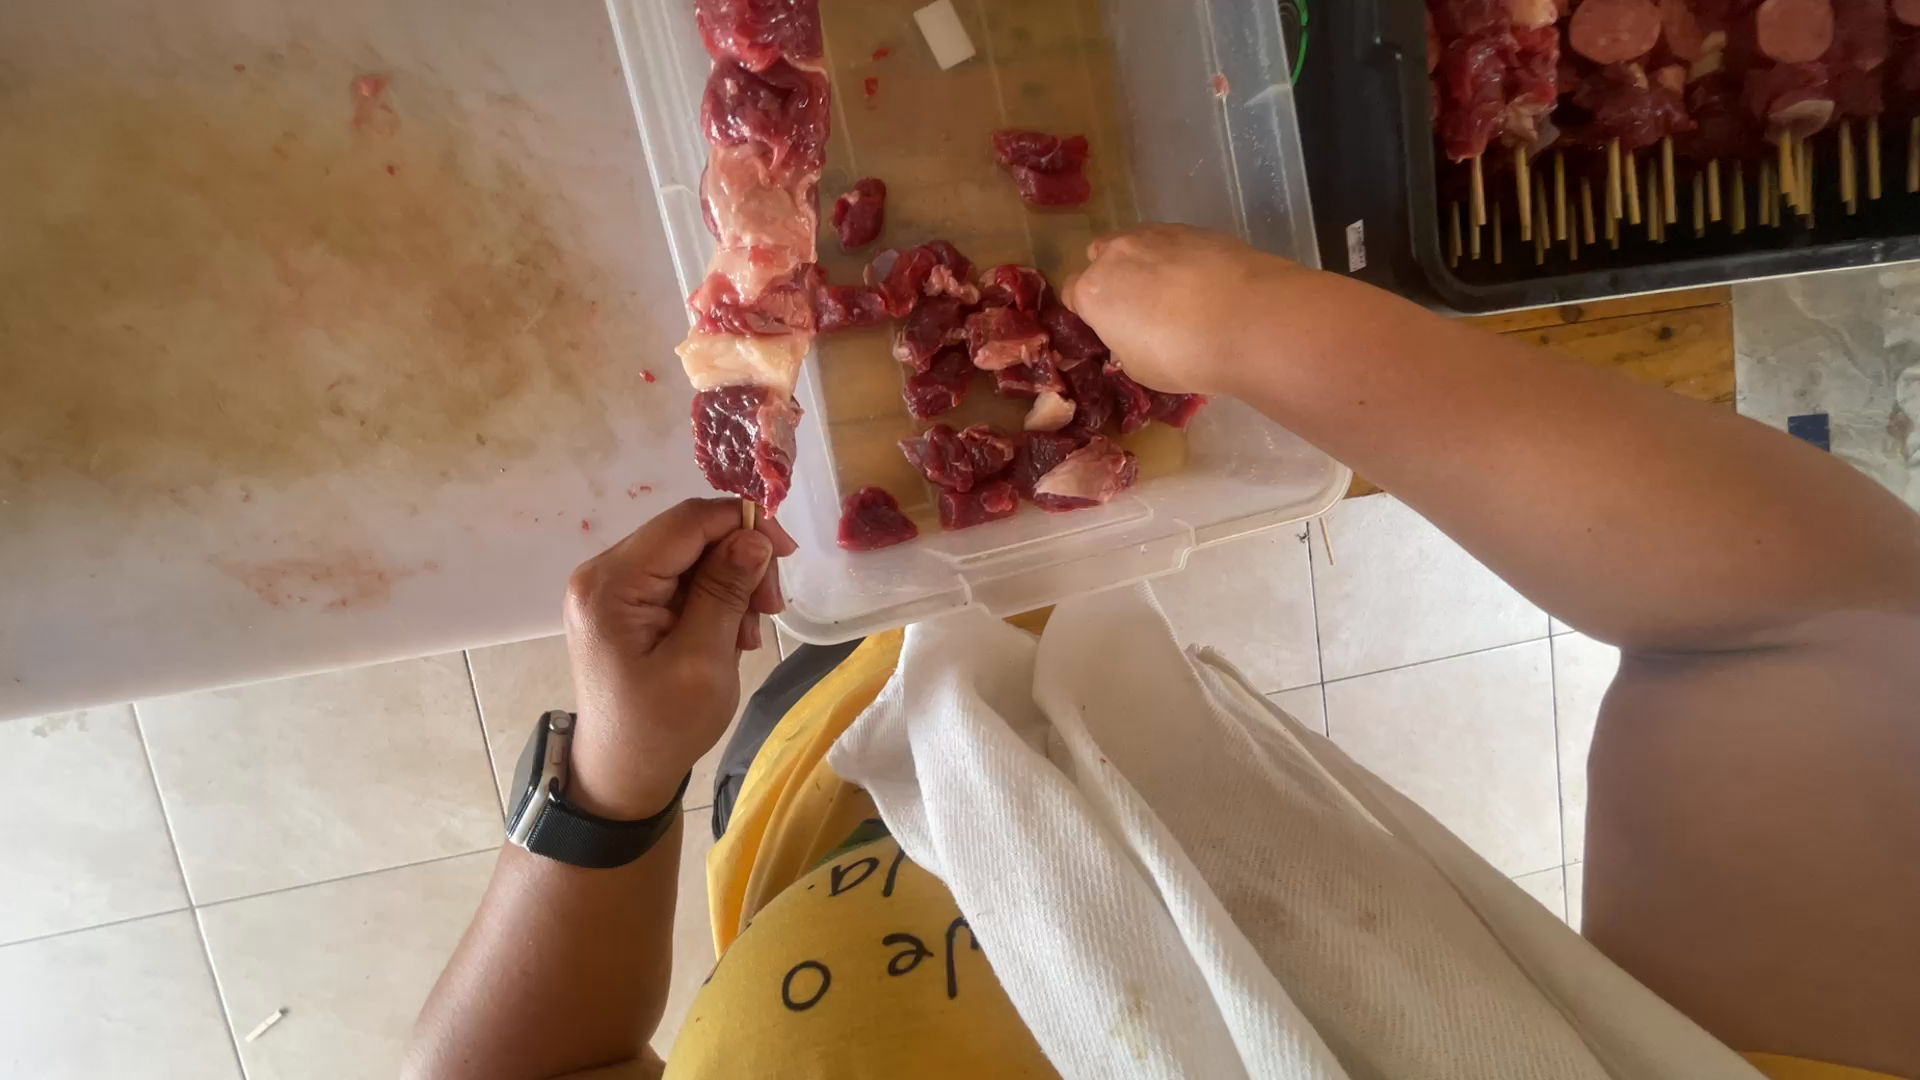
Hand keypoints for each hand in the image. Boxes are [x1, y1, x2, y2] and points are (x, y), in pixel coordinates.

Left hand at [560, 499, 797, 819]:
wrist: (623, 775)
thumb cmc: (662, 727)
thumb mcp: (703, 661)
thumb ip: (724, 592)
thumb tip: (755, 536)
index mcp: (612, 584)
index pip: (688, 521)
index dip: (744, 523)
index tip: (788, 554)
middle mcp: (604, 572)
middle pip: (691, 534)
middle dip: (741, 560)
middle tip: (772, 607)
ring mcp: (613, 586)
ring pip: (693, 554)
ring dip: (733, 582)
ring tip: (751, 630)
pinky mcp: (626, 602)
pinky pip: (683, 578)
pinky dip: (716, 597)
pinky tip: (731, 633)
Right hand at [1061, 224, 1313, 395]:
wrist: (1248, 320)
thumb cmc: (1180, 356)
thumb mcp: (1137, 368)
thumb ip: (1122, 344)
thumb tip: (1129, 336)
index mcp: (1092, 292)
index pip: (1071, 295)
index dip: (1086, 313)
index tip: (1104, 329)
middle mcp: (1117, 254)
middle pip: (1100, 259)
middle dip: (1112, 280)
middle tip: (1137, 310)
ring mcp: (1157, 235)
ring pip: (1136, 245)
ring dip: (1144, 265)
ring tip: (1173, 296)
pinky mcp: (1195, 228)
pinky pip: (1172, 243)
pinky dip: (1178, 259)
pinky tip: (1201, 284)